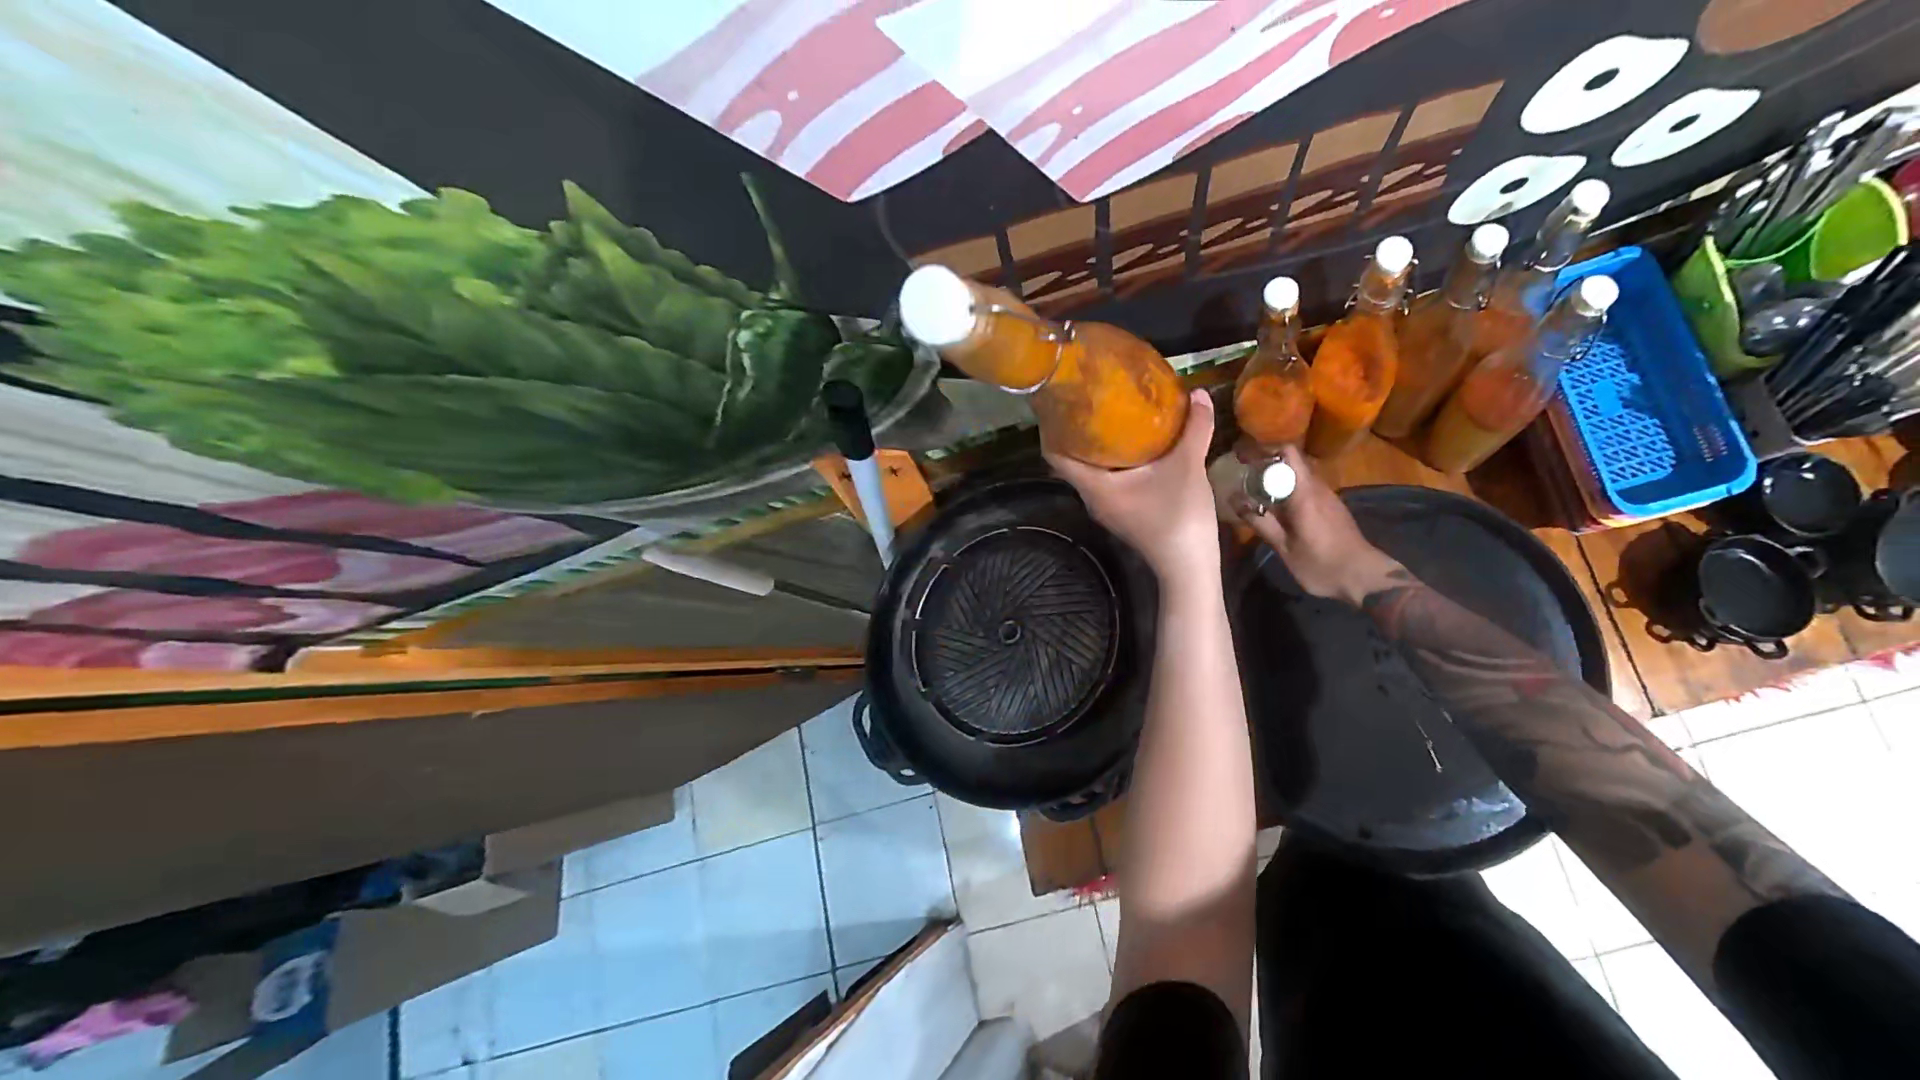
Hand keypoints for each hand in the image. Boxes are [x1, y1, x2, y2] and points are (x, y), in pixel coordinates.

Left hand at [1045, 389, 1220, 583]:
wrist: (1189, 566)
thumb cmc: (1178, 516)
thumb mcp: (1187, 467)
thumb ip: (1193, 428)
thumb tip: (1199, 391)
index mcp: (1093, 486)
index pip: (1054, 455)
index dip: (1051, 428)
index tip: (1059, 402)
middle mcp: (1092, 497)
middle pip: (1072, 460)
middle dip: (1078, 431)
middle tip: (1090, 401)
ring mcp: (1107, 508)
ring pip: (1092, 470)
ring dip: (1099, 446)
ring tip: (1112, 416)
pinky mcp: (1123, 513)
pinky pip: (1109, 480)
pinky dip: (1115, 460)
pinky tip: (1136, 444)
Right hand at [1234, 445, 1406, 605]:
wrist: (1364, 577)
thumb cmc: (1321, 564)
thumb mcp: (1284, 547)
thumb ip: (1259, 522)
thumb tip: (1234, 499)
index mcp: (1304, 492)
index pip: (1287, 453)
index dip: (1263, 449)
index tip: (1241, 456)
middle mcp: (1317, 488)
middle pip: (1290, 462)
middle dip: (1264, 464)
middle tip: (1241, 474)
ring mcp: (1327, 497)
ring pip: (1298, 476)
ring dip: (1276, 479)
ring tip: (1253, 491)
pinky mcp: (1331, 508)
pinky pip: (1305, 489)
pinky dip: (1287, 490)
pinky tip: (1274, 507)